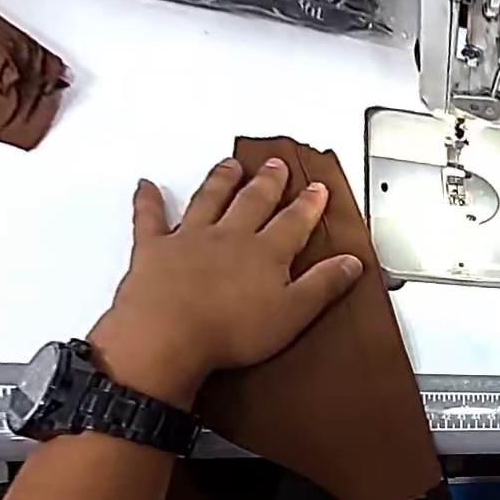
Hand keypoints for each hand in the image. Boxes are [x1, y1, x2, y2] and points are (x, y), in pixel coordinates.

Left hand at [84, 157, 364, 405]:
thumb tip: (351, 263)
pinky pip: (151, 218)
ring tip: (230, 165)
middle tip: (276, 166)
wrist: (170, 334)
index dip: (308, 205)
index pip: (294, 222)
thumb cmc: (234, 328)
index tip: (317, 190)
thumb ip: (324, 284)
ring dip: (221, 181)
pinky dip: (149, 200)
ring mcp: (190, 238)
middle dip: (268, 183)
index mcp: (266, 252)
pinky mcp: (154, 249)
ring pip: (210, 200)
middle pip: (253, 202)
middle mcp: (230, 236)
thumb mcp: (295, 312)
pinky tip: (148, 186)